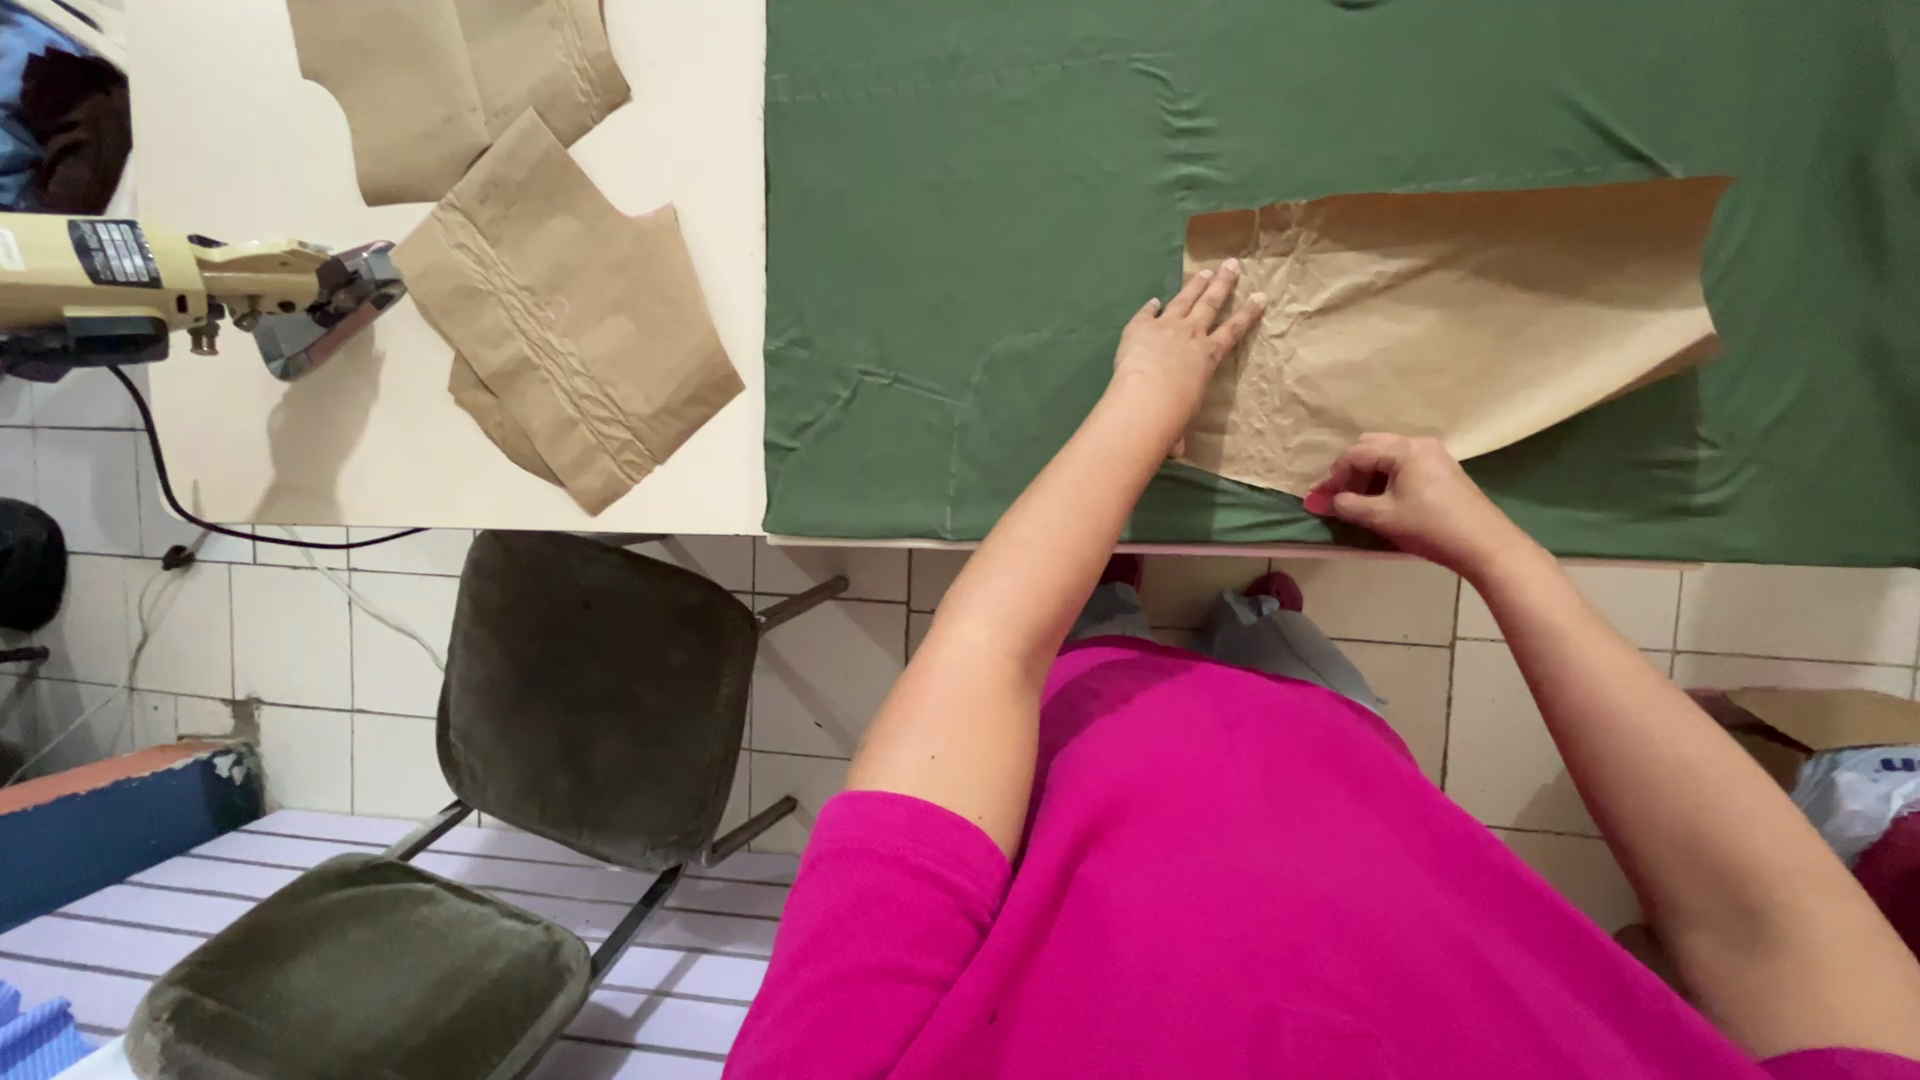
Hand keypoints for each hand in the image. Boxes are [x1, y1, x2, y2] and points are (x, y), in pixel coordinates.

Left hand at [1109, 259, 1265, 444]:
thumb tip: (1175, 451)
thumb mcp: (1180, 425)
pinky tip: (1153, 301)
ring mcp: (1165, 327)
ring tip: (1204, 271)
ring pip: (1184, 300)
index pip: (1233, 331)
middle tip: (1231, 264)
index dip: (1248, 313)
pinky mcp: (1139, 327)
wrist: (1146, 397)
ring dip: (1194, 285)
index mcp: (1208, 356)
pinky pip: (1146, 313)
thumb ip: (1177, 433)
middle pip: (1210, 303)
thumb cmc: (1171, 414)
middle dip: (1223, 284)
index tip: (1260, 296)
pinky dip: (1149, 307)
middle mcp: (1191, 334)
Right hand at [1303, 434, 1532, 578]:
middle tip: (1338, 496)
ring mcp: (1433, 456)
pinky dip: (1384, 478)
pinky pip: (1402, 464)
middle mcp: (1419, 444)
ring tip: (1357, 501)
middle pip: (1370, 447)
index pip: (1354, 454)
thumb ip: (1345, 505)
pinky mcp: (1441, 470)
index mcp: (1404, 450)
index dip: (1333, 476)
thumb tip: (1316, 500)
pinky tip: (1381, 499)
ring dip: (1366, 474)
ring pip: (1386, 455)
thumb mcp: (1380, 517)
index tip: (1321, 499)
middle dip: (1349, 471)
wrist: (1484, 544)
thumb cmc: (1428, 527)